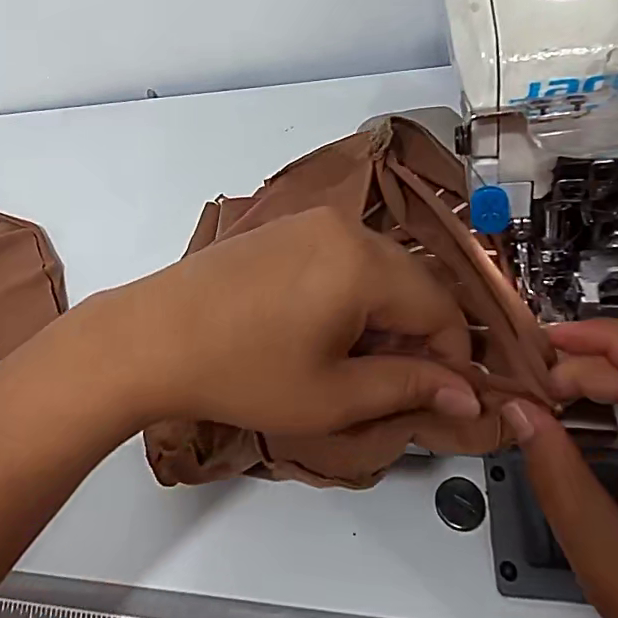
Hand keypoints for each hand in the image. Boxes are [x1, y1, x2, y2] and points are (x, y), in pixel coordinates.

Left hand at [42, 208, 482, 436]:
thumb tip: (467, 395)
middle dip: (418, 334)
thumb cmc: (242, 373)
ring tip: (352, 359)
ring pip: (380, 267)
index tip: (441, 395)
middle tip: (392, 382)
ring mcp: (311, 221)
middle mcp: (345, 227)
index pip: (442, 308)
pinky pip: (343, 255)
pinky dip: (352, 292)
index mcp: (364, 263)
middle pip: (413, 281)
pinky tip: (321, 328)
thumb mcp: (333, 395)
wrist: (150, 338)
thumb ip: (408, 387)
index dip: (453, 357)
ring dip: (385, 313)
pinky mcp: (285, 227)